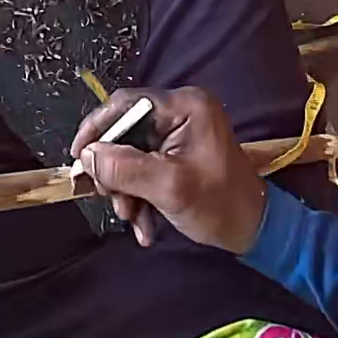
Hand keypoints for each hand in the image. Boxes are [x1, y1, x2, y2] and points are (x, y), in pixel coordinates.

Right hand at [70, 87, 266, 254]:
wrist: (257, 233)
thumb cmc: (220, 205)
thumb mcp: (169, 187)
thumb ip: (125, 168)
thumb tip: (87, 156)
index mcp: (185, 106)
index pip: (126, 104)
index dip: (97, 127)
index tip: (80, 155)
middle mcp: (180, 111)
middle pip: (124, 130)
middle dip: (114, 168)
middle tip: (109, 196)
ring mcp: (178, 132)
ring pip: (129, 152)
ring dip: (124, 187)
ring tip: (131, 217)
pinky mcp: (176, 152)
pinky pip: (142, 165)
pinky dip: (138, 193)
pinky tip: (144, 223)